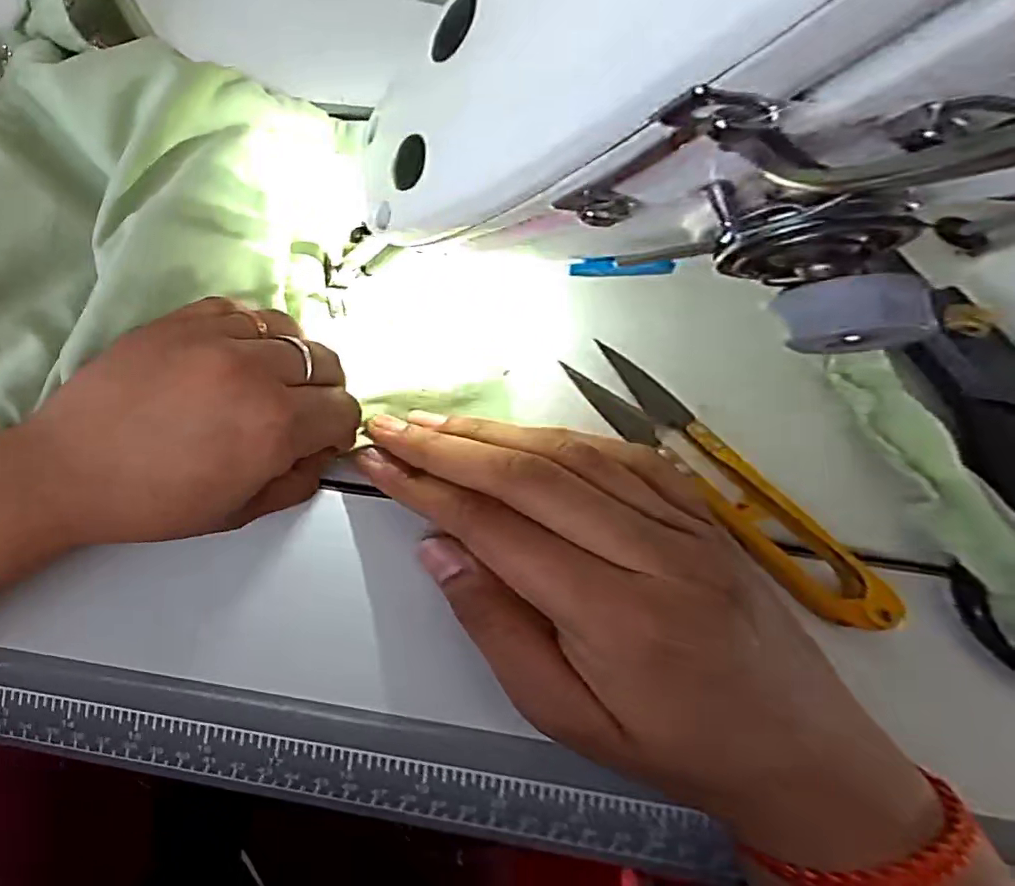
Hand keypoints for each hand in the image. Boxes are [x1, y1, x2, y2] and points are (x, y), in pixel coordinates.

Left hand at [0, 297, 360, 608]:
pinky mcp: (176, 319)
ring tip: (258, 379)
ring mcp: (211, 336)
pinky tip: (226, 353)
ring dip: (286, 355)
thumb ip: (293, 482)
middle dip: (319, 391)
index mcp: (273, 425)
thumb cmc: (148, 502)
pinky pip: (235, 309)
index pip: (343, 409)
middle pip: (323, 361)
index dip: (334, 431)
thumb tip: (319, 452)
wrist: (70, 466)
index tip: (312, 441)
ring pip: (284, 327)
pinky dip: (244, 329)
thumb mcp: (233, 512)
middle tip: (289, 412)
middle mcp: (251, 370)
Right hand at [352, 413, 963, 873]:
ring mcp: (687, 530)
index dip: (424, 488)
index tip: (375, 462)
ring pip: (570, 454)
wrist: (809, 762)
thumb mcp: (562, 714)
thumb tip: (437, 548)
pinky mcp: (703, 517)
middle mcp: (656, 558)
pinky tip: (512, 432)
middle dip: (444, 445)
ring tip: (430, 422)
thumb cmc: (671, 745)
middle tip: (387, 427)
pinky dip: (553, 434)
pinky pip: (621, 455)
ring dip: (489, 431)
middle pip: (529, 476)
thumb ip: (492, 627)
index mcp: (617, 616)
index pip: (496, 527)